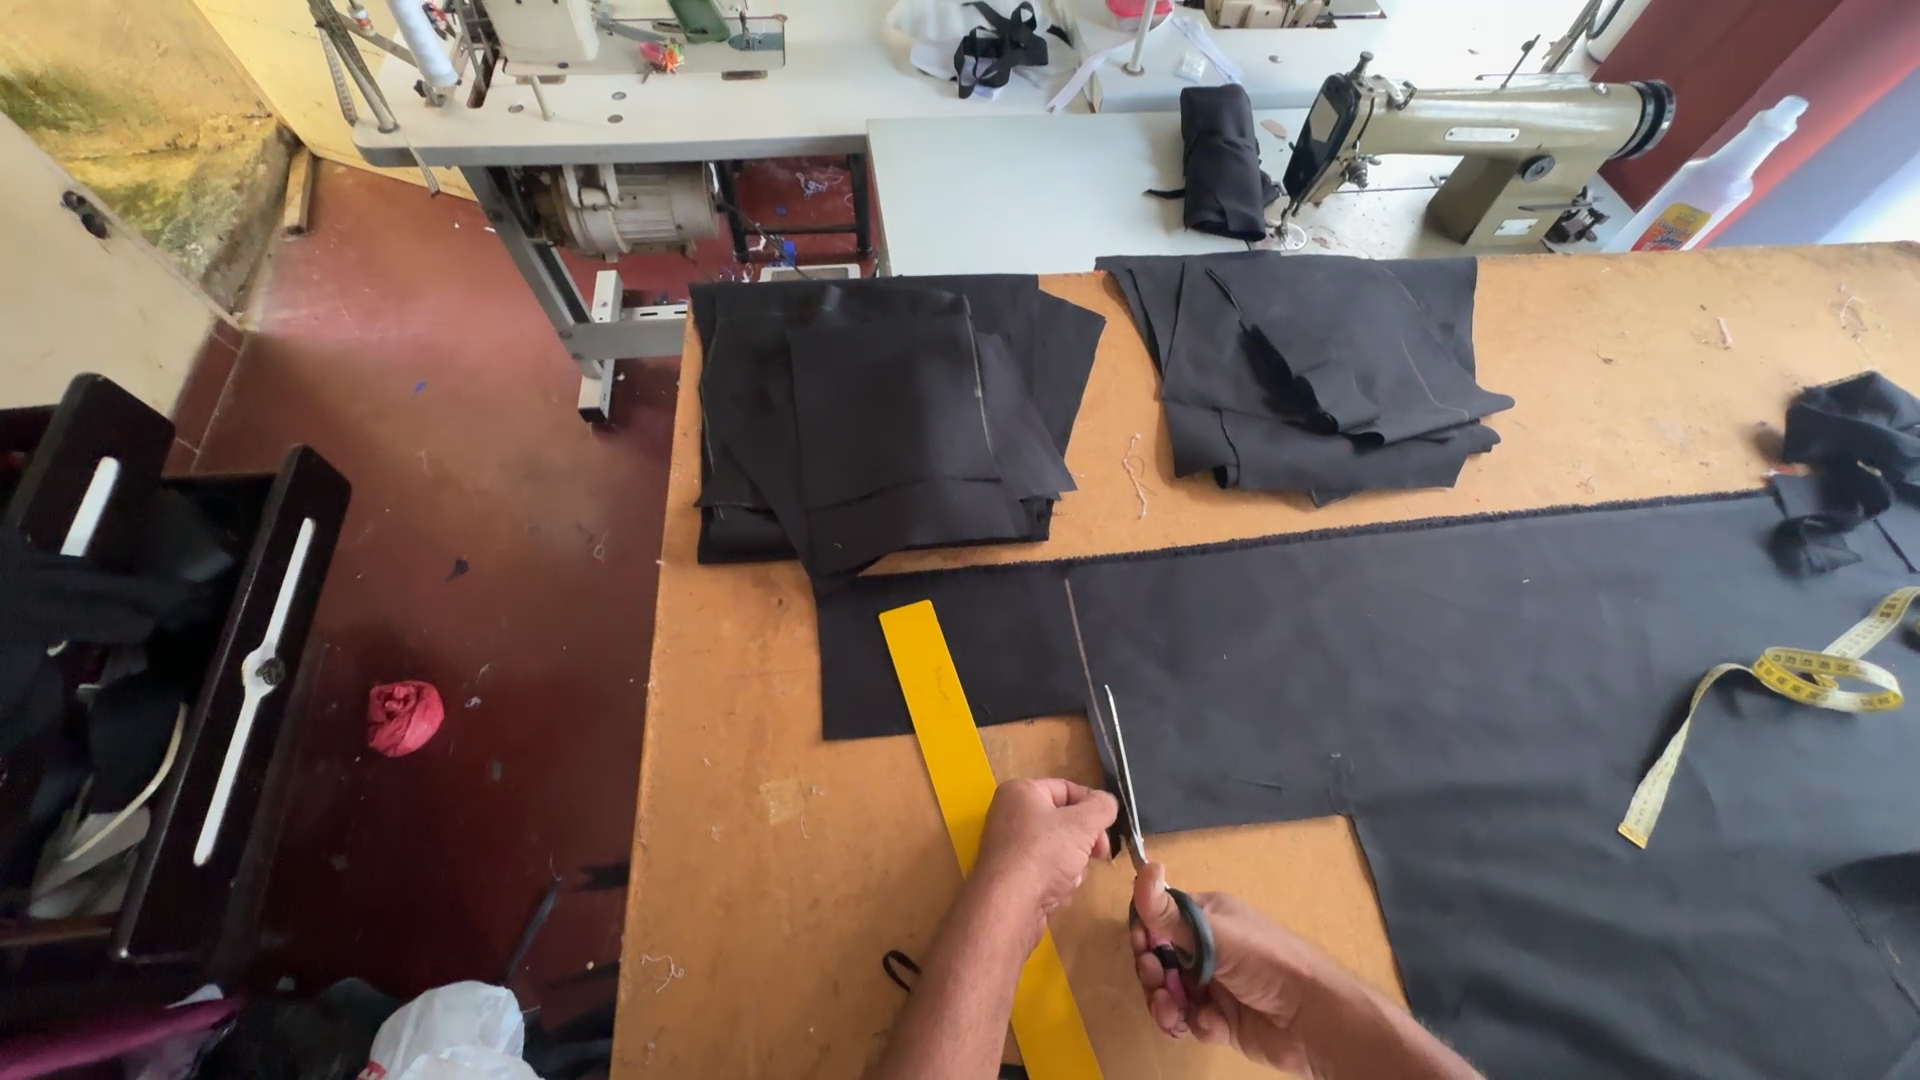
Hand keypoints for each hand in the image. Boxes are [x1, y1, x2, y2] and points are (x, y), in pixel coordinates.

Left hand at [968, 778, 1116, 943]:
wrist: (1009, 905)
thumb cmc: (1043, 853)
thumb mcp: (1082, 824)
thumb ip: (1101, 807)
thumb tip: (1108, 801)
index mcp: (1020, 792)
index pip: (1066, 789)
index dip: (1091, 805)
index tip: (1108, 827)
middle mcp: (1010, 815)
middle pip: (1063, 821)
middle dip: (1084, 840)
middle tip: (1099, 854)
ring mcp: (1010, 846)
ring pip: (1058, 849)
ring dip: (1073, 864)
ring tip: (1070, 877)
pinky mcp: (1012, 875)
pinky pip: (1046, 870)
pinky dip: (1057, 880)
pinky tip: (1058, 891)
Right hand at [1130, 864, 1338, 1073]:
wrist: (1314, 1019)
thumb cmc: (1264, 962)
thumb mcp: (1213, 934)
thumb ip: (1170, 912)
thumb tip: (1143, 868)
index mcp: (1205, 918)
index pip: (1159, 918)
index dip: (1145, 932)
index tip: (1142, 946)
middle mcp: (1207, 948)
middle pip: (1160, 958)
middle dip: (1152, 972)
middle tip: (1157, 982)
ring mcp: (1215, 986)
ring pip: (1171, 993)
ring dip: (1165, 1003)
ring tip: (1172, 1014)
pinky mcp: (1223, 1021)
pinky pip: (1194, 1020)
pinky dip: (1196, 1024)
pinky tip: (1211, 1025)